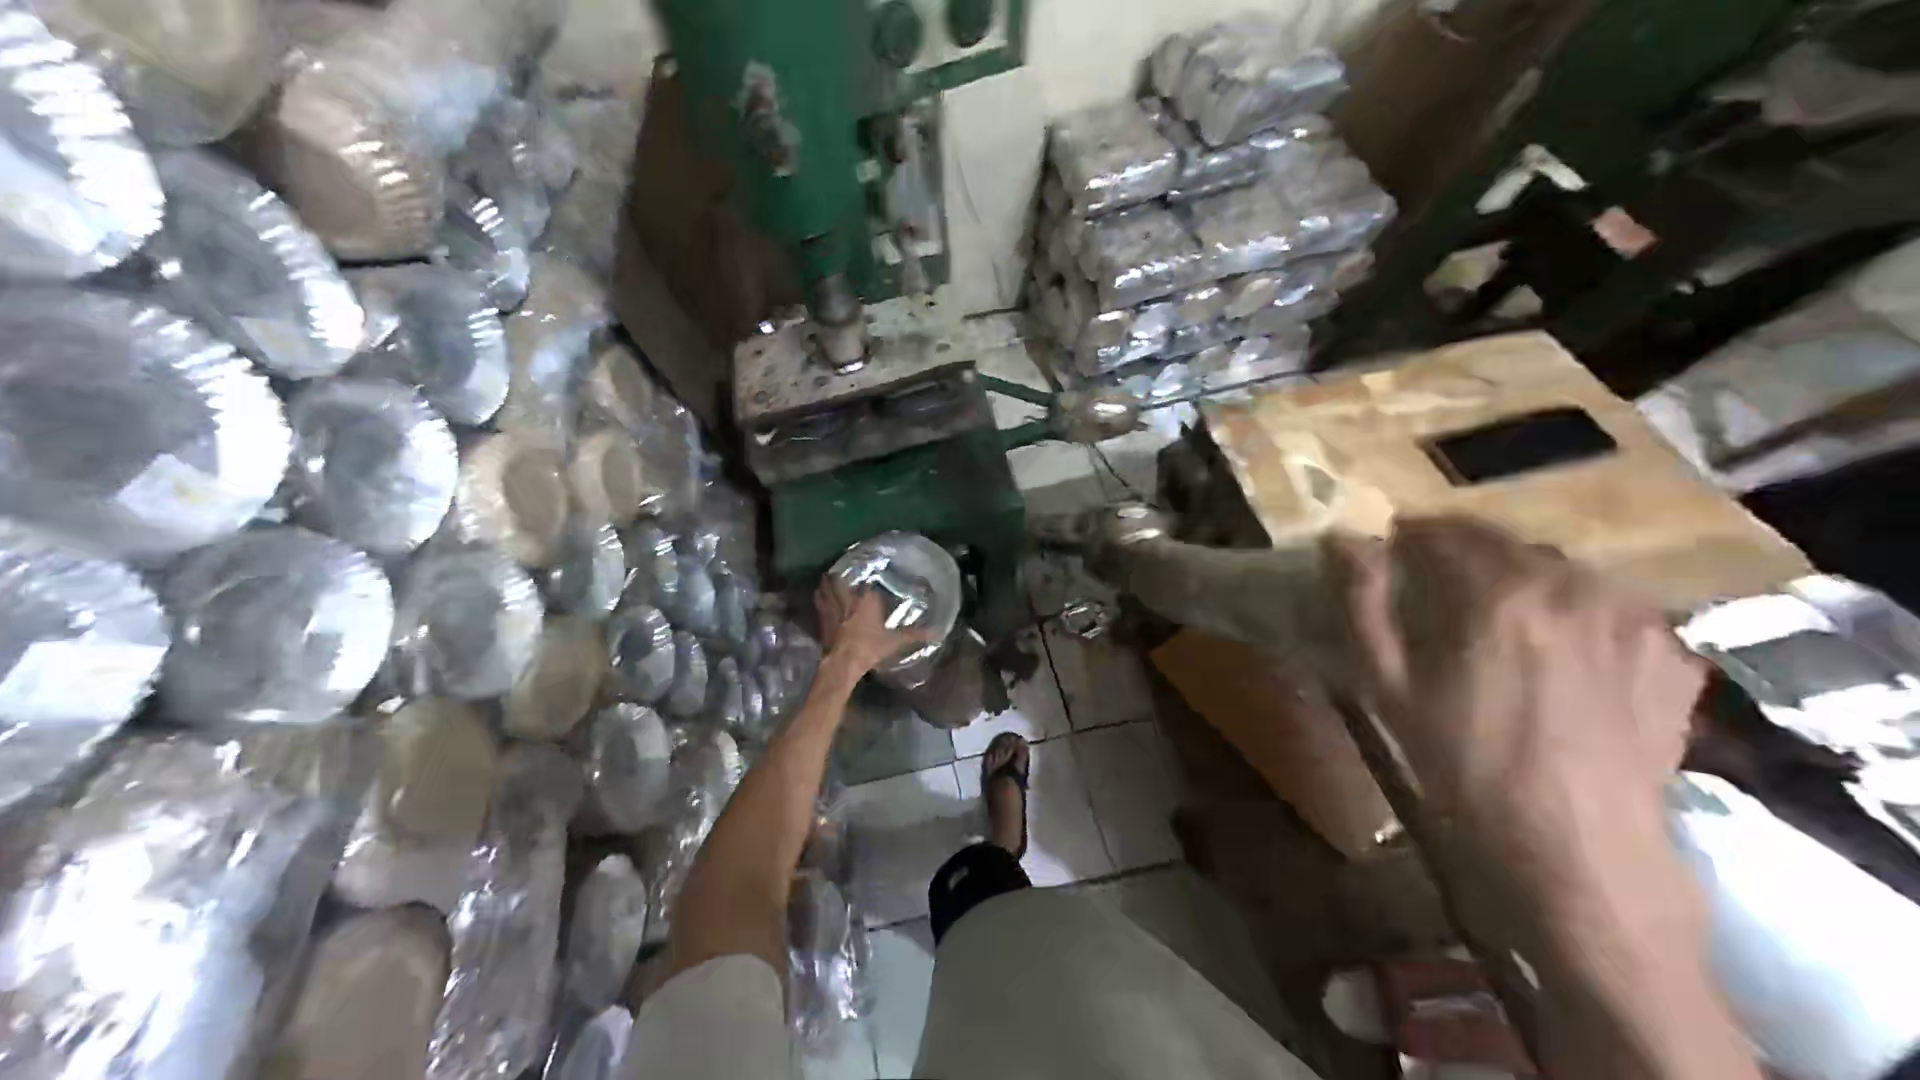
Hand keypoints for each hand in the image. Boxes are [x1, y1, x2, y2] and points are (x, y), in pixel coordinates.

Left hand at [814, 580, 935, 675]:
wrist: (843, 661)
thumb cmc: (870, 647)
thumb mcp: (895, 641)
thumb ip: (915, 635)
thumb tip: (938, 633)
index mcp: (868, 601)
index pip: (870, 587)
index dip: (871, 585)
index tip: (872, 584)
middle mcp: (849, 599)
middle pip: (841, 581)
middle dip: (840, 576)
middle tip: (840, 571)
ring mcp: (833, 608)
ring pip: (826, 589)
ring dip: (826, 583)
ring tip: (826, 577)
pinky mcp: (821, 618)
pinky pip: (818, 603)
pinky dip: (818, 597)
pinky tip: (817, 595)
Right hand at [1326, 518, 1704, 891]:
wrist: (1574, 846)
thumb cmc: (1461, 760)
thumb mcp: (1384, 681)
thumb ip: (1362, 599)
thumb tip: (1343, 538)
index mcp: (1498, 591)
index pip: (1446, 530)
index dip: (1412, 535)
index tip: (1393, 551)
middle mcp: (1575, 586)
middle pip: (1506, 542)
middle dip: (1466, 554)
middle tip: (1439, 588)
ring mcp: (1635, 617)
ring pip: (1563, 569)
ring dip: (1522, 577)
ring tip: (1501, 618)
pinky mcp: (1672, 653)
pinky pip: (1612, 605)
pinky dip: (1576, 609)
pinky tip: (1561, 650)